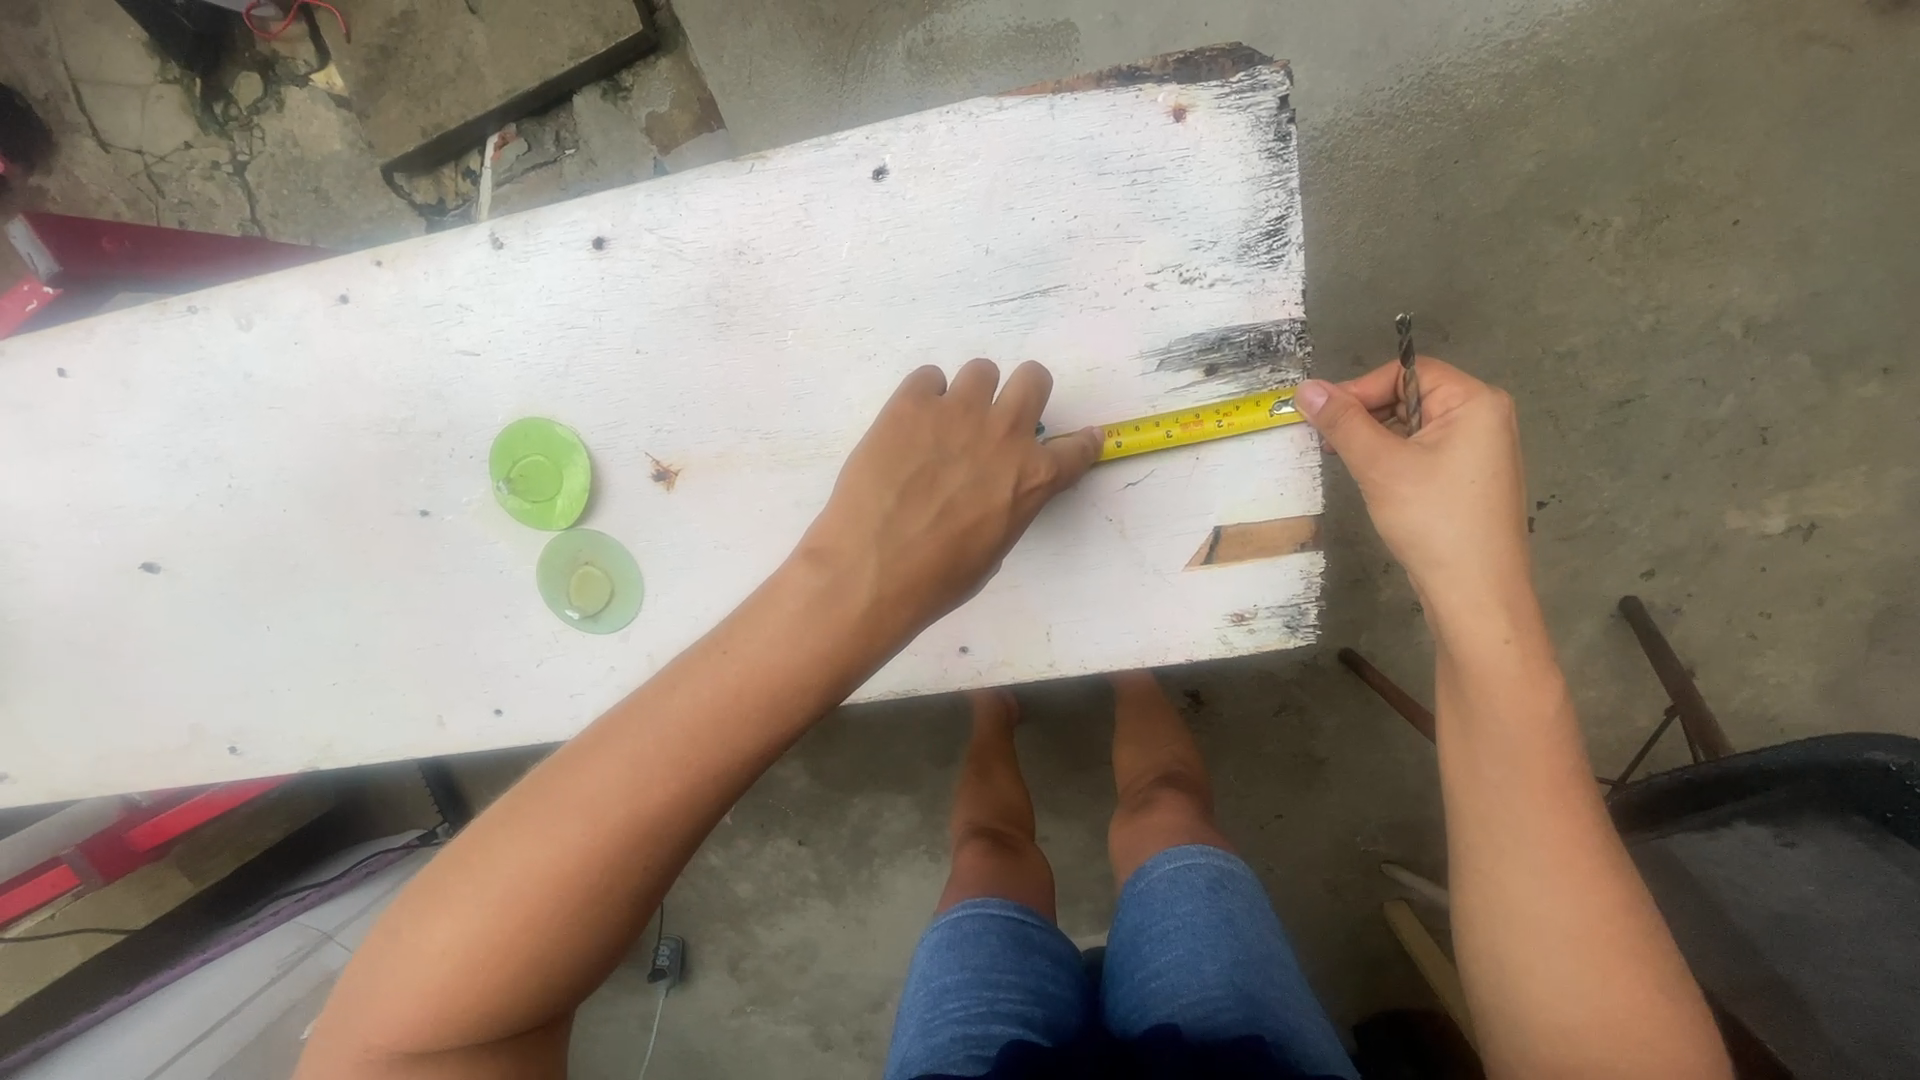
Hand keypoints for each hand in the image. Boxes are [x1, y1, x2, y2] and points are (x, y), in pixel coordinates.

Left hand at [795, 359, 1099, 640]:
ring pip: (981, 370)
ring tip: (945, 425)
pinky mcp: (910, 404)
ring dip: (971, 394)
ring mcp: (957, 412)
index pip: (1078, 447)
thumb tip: (996, 488)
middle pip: (1034, 378)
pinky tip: (908, 428)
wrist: (871, 569)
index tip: (1079, 440)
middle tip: (997, 419)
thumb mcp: (994, 549)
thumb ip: (1008, 505)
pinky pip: (928, 376)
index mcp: (1033, 478)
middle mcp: (1004, 434)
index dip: (1080, 443)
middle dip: (1022, 395)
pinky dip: (924, 397)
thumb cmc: (935, 578)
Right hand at [1293, 357, 1529, 609]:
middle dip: (1365, 414)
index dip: (1361, 389)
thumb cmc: (1431, 519)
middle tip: (1328, 442)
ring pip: (1412, 426)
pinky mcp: (1468, 478)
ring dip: (1374, 438)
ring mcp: (1479, 450)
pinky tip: (1372, 480)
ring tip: (1346, 463)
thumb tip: (1306, 388)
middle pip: (1410, 396)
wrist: (1474, 590)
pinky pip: (1422, 451)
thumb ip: (1342, 422)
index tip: (1323, 417)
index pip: (1407, 372)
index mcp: (1474, 402)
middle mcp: (1484, 417)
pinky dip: (1392, 458)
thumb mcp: (1379, 465)